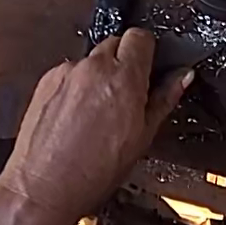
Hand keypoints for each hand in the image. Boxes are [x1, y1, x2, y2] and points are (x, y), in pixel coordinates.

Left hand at [0, 28, 190, 224]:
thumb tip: (181, 78)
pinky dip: (73, 87)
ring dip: (97, 76)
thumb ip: (163, 99)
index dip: (146, 51)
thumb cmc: (92, 172)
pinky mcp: (45, 80)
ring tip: (95, 113)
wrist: (44, 187)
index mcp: (124, 79)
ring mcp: (67, 72)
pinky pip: (67, 73)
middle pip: (115, 44)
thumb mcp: (142, 139)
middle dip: (122, 63)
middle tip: (124, 95)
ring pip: (90, 60)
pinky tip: (74, 117)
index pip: (141, 37)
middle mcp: (94, 68)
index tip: (147, 67)